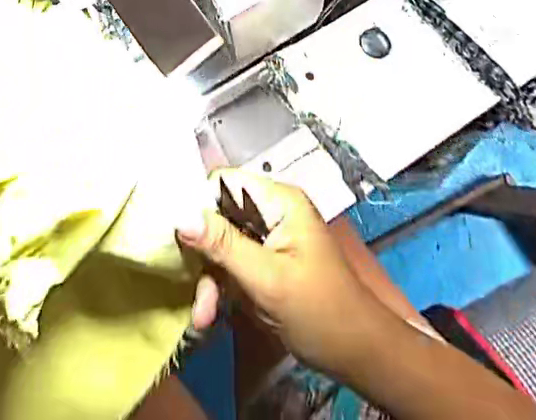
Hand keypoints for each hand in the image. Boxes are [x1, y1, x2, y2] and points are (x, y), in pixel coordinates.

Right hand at [175, 169, 395, 378]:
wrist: (356, 352)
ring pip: (221, 245)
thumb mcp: (267, 278)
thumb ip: (224, 245)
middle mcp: (272, 210)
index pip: (225, 182)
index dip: (199, 205)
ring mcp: (268, 237)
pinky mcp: (264, 261)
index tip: (178, 238)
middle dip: (204, 257)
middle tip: (197, 297)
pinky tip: (213, 315)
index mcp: (279, 200)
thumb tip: (181, 217)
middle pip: (219, 216)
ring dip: (210, 280)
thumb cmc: (318, 309)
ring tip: (205, 317)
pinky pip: (231, 264)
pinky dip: (221, 289)